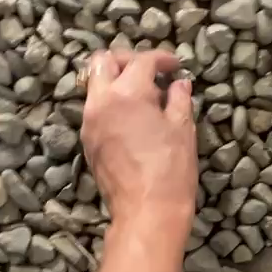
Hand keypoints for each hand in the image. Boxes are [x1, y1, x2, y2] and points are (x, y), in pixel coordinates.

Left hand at [81, 49, 195, 238]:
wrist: (147, 212)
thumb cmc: (171, 170)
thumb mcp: (183, 130)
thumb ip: (179, 99)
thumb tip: (179, 84)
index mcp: (127, 93)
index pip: (142, 61)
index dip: (162, 59)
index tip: (176, 66)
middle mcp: (100, 102)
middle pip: (104, 62)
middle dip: (128, 60)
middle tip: (151, 72)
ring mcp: (89, 122)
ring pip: (95, 85)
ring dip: (117, 81)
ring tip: (144, 97)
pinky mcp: (88, 141)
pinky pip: (95, 109)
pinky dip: (112, 103)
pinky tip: (134, 119)